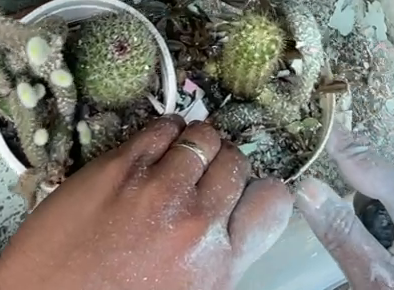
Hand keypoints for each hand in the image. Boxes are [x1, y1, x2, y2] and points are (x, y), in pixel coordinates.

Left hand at [0, 117, 292, 289]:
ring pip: (203, 137)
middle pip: (235, 163)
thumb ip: (213, 258)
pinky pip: (162, 126)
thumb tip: (231, 220)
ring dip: (196, 140)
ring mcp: (157, 190)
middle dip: (224, 161)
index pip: (272, 205)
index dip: (264, 190)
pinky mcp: (121, 165)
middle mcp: (195, 224)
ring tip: (181, 151)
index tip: (248, 187)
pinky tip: (156, 141)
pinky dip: (165, 128)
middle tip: (205, 168)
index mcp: (217, 266)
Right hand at [294, 130, 393, 289]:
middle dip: (362, 217)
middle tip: (369, 263)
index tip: (309, 127)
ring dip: (383, 233)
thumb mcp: (382, 284)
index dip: (332, 147)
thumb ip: (343, 234)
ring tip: (393, 277)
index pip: (360, 158)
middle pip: (377, 186)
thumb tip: (306, 186)